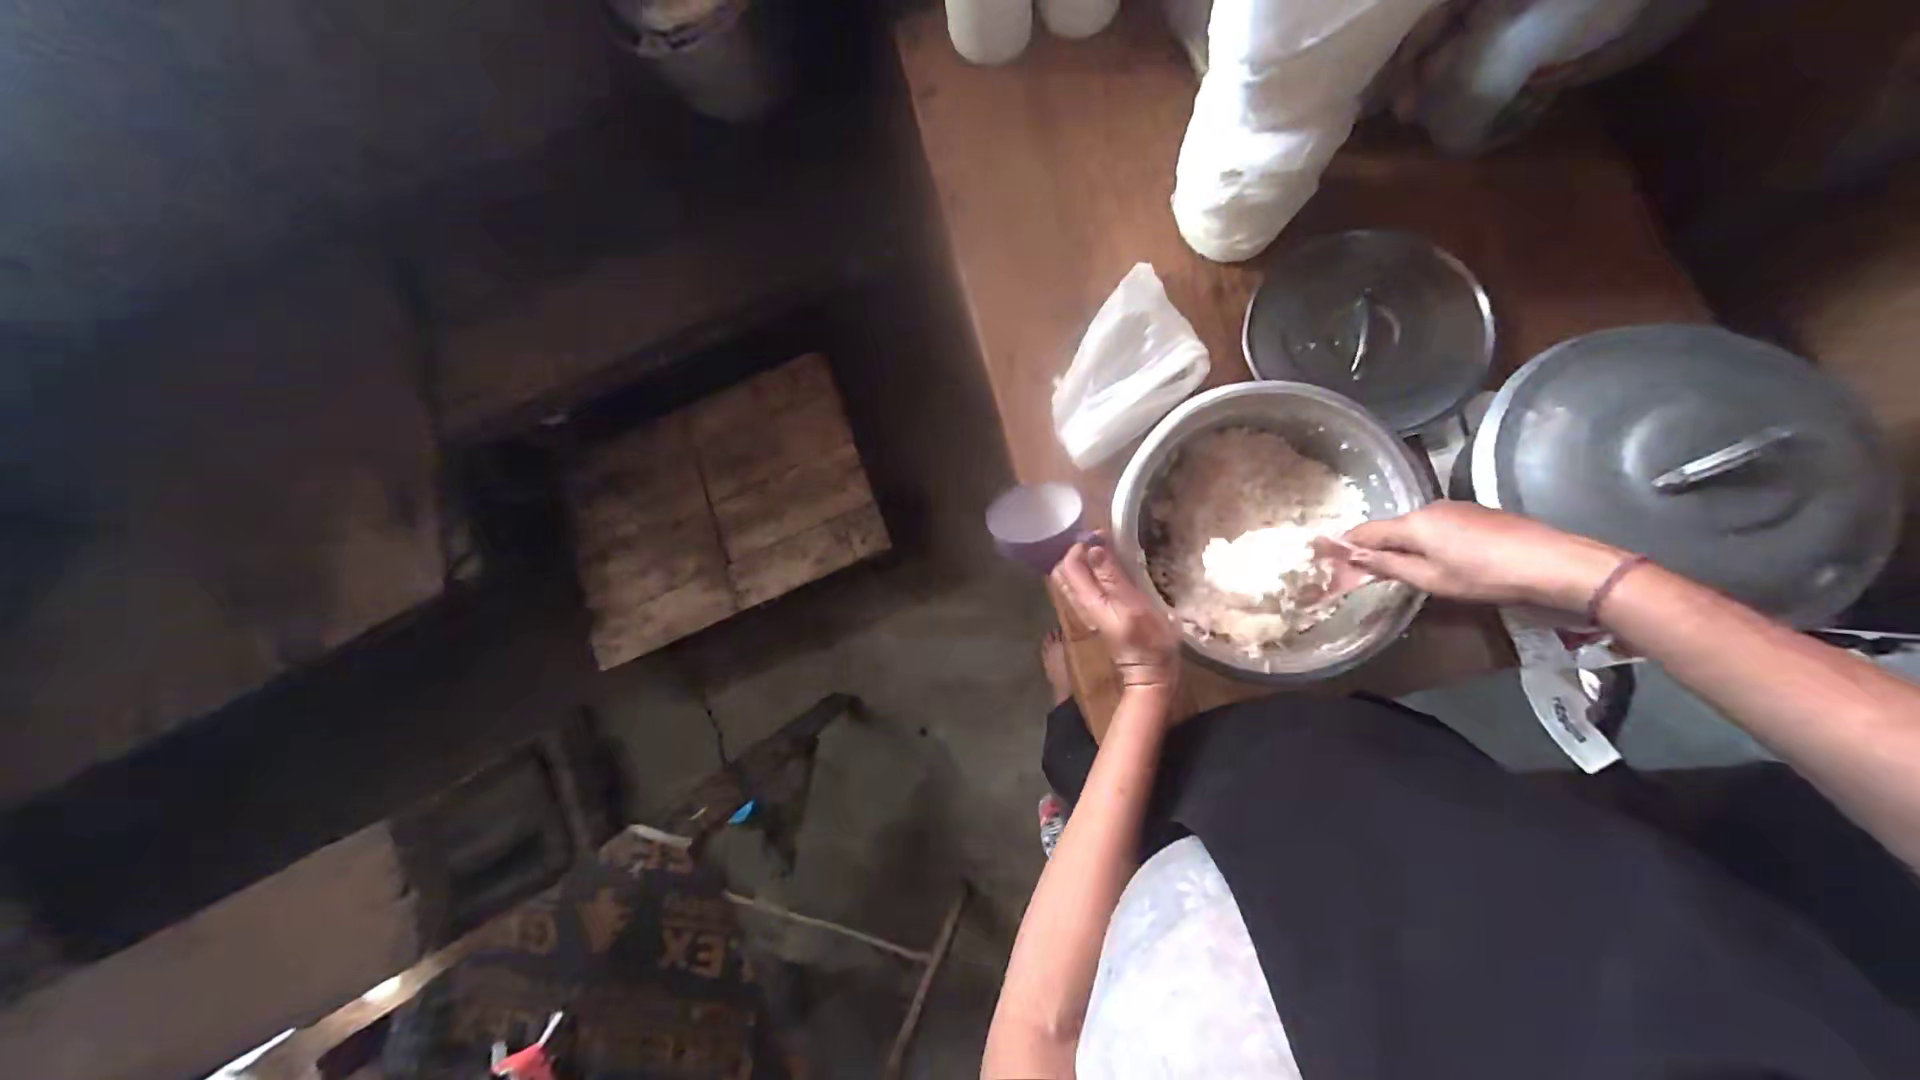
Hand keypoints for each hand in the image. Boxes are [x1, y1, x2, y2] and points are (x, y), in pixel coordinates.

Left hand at [1050, 536, 1180, 692]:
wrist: (1151, 672)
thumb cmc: (1148, 640)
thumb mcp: (1134, 606)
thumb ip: (1112, 578)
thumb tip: (1093, 549)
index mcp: (1089, 600)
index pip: (1068, 565)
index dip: (1081, 545)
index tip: (1103, 535)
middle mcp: (1082, 603)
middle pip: (1064, 571)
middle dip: (1077, 551)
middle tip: (1102, 541)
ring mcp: (1089, 610)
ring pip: (1073, 579)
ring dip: (1084, 561)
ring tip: (1107, 551)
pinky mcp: (1099, 614)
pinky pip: (1084, 587)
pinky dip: (1091, 573)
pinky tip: (1111, 569)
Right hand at [1342, 501, 1629, 610]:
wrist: (1556, 564)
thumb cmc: (1487, 576)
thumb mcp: (1432, 579)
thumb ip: (1389, 565)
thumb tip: (1353, 556)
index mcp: (1413, 523)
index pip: (1365, 531)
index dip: (1345, 545)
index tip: (1329, 558)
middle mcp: (1429, 508)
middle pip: (1390, 528)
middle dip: (1375, 546)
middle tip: (1368, 572)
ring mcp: (1455, 508)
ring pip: (1415, 527)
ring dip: (1404, 545)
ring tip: (1405, 569)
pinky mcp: (1477, 513)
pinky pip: (1438, 526)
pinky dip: (1428, 541)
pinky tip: (1441, 560)